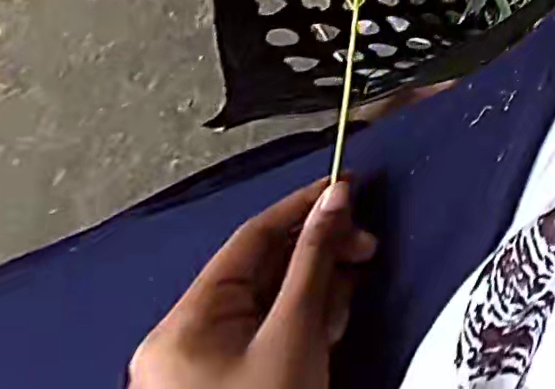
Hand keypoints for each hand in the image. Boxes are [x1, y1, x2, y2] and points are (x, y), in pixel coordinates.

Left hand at [129, 179, 377, 388]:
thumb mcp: (296, 328)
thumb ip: (316, 255)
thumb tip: (337, 194)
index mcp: (186, 321)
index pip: (252, 237)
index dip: (303, 204)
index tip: (351, 184)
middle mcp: (186, 336)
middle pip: (265, 266)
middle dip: (321, 253)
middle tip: (368, 247)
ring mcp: (205, 361)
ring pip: (274, 295)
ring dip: (319, 288)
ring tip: (344, 310)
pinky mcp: (228, 379)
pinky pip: (272, 325)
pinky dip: (307, 316)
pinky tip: (330, 329)